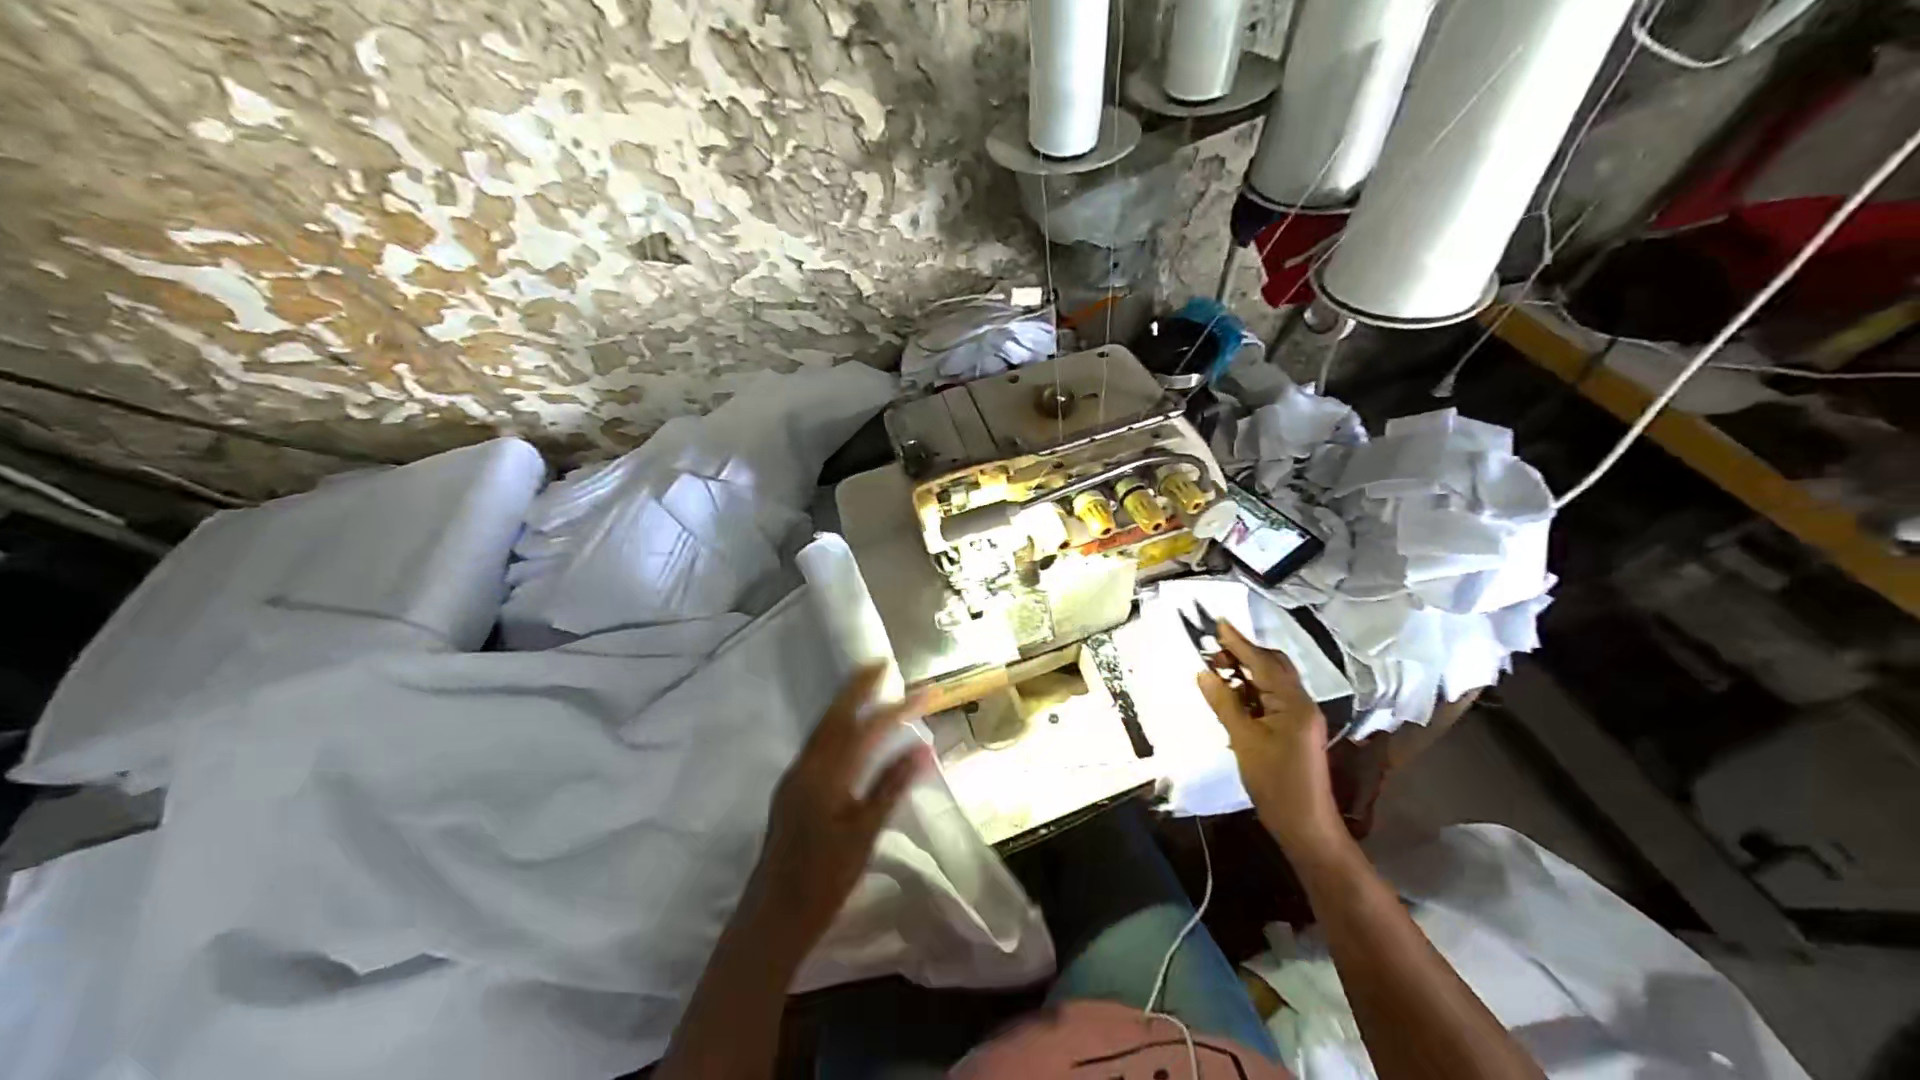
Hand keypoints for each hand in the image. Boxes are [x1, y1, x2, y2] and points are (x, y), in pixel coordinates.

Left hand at [741, 664, 930, 961]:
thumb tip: (923, 748)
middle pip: (835, 717)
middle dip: (859, 687)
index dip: (896, 708)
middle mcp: (806, 767)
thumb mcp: (865, 833)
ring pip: (823, 728)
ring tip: (868, 685)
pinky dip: (836, 725)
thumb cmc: (825, 879)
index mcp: (826, 776)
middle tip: (882, 663)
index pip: (866, 730)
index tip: (923, 691)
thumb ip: (891, 786)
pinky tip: (848, 728)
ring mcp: (794, 778)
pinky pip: (817, 743)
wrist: (774, 916)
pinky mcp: (792, 790)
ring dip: (845, 703)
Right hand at [1196, 621, 1344, 856]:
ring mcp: (1301, 716)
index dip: (1239, 642)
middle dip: (1243, 655)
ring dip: (1246, 673)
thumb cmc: (1274, 781)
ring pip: (1272, 682)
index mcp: (1294, 703)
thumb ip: (1224, 703)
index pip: (1263, 662)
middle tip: (1213, 653)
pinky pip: (1272, 698)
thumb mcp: (1243, 740)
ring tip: (1217, 672)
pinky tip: (1232, 696)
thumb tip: (1204, 673)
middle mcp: (1302, 703)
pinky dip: (1252, 691)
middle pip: (1273, 666)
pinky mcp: (1295, 729)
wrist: (1304, 823)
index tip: (1218, 623)